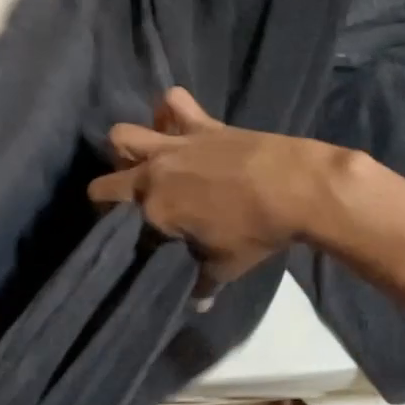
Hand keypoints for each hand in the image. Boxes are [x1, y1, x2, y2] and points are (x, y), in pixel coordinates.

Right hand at [87, 88, 342, 298]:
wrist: (299, 186)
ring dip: (126, 149)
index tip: (150, 243)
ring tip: (144, 162)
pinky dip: (169, 110)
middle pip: (105, 182)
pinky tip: (174, 124)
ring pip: (123, 135)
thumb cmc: (258, 230)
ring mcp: (173, 145)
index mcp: (154, 209)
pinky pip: (173, 102)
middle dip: (108, 195)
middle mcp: (153, 174)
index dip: (133, 237)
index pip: (125, 227)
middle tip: (130, 205)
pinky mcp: (200, 123)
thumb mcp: (227, 265)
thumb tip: (198, 302)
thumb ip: (204, 282)